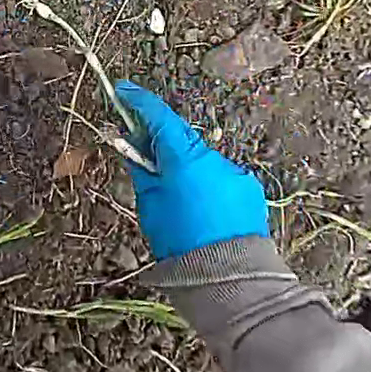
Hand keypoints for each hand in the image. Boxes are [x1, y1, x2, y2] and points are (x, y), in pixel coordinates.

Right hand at [114, 81, 269, 260]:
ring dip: (183, 167)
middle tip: (138, 150)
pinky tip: (197, 206)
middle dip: (159, 142)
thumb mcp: (149, 203)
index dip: (138, 101)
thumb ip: (142, 169)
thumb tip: (134, 147)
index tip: (122, 90)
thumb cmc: (180, 243)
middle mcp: (214, 158)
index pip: (159, 117)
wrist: (229, 281)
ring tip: (172, 193)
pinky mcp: (248, 191)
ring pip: (200, 160)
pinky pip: (218, 178)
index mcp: (186, 158)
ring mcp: (235, 174)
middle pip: (180, 138)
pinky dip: (204, 183)